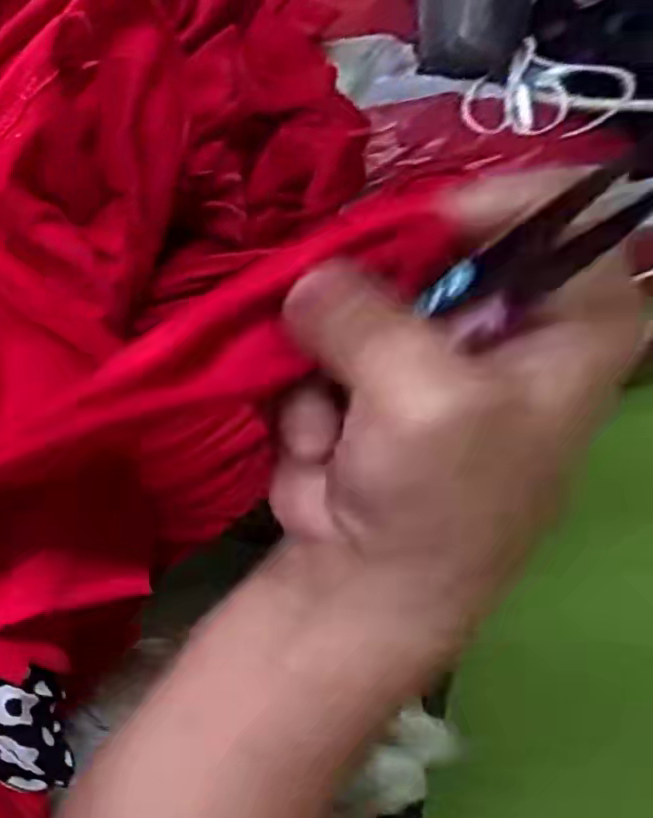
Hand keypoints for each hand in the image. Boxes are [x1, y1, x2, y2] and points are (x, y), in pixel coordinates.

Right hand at [273, 172, 646, 623]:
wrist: (366, 565)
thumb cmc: (439, 488)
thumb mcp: (427, 400)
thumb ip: (372, 326)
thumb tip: (306, 276)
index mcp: (565, 312)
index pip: (548, 213)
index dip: (472, 207)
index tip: (392, 229)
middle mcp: (485, 322)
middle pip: (420, 259)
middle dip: (359, 293)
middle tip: (316, 321)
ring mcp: (402, 356)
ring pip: (341, 312)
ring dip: (316, 365)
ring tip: (327, 423)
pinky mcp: (336, 387)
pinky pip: (301, 360)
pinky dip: (296, 399)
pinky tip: (313, 441)